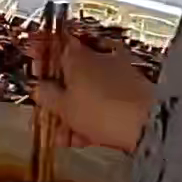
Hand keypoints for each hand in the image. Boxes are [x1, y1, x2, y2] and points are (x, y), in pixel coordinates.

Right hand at [32, 34, 155, 151]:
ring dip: (72, 110)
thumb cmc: (99, 110)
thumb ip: (45, 95)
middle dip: (56, 93)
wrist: (150, 124)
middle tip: (46, 110)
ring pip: (86, 89)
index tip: (31, 67)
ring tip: (62, 135)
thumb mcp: (63, 106)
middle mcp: (97, 57)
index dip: (40, 53)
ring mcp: (117, 73)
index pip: (54, 43)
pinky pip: (103, 100)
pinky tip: (82, 138)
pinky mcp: (131, 92)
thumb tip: (37, 87)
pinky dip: (92, 115)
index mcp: (77, 54)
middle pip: (69, 70)